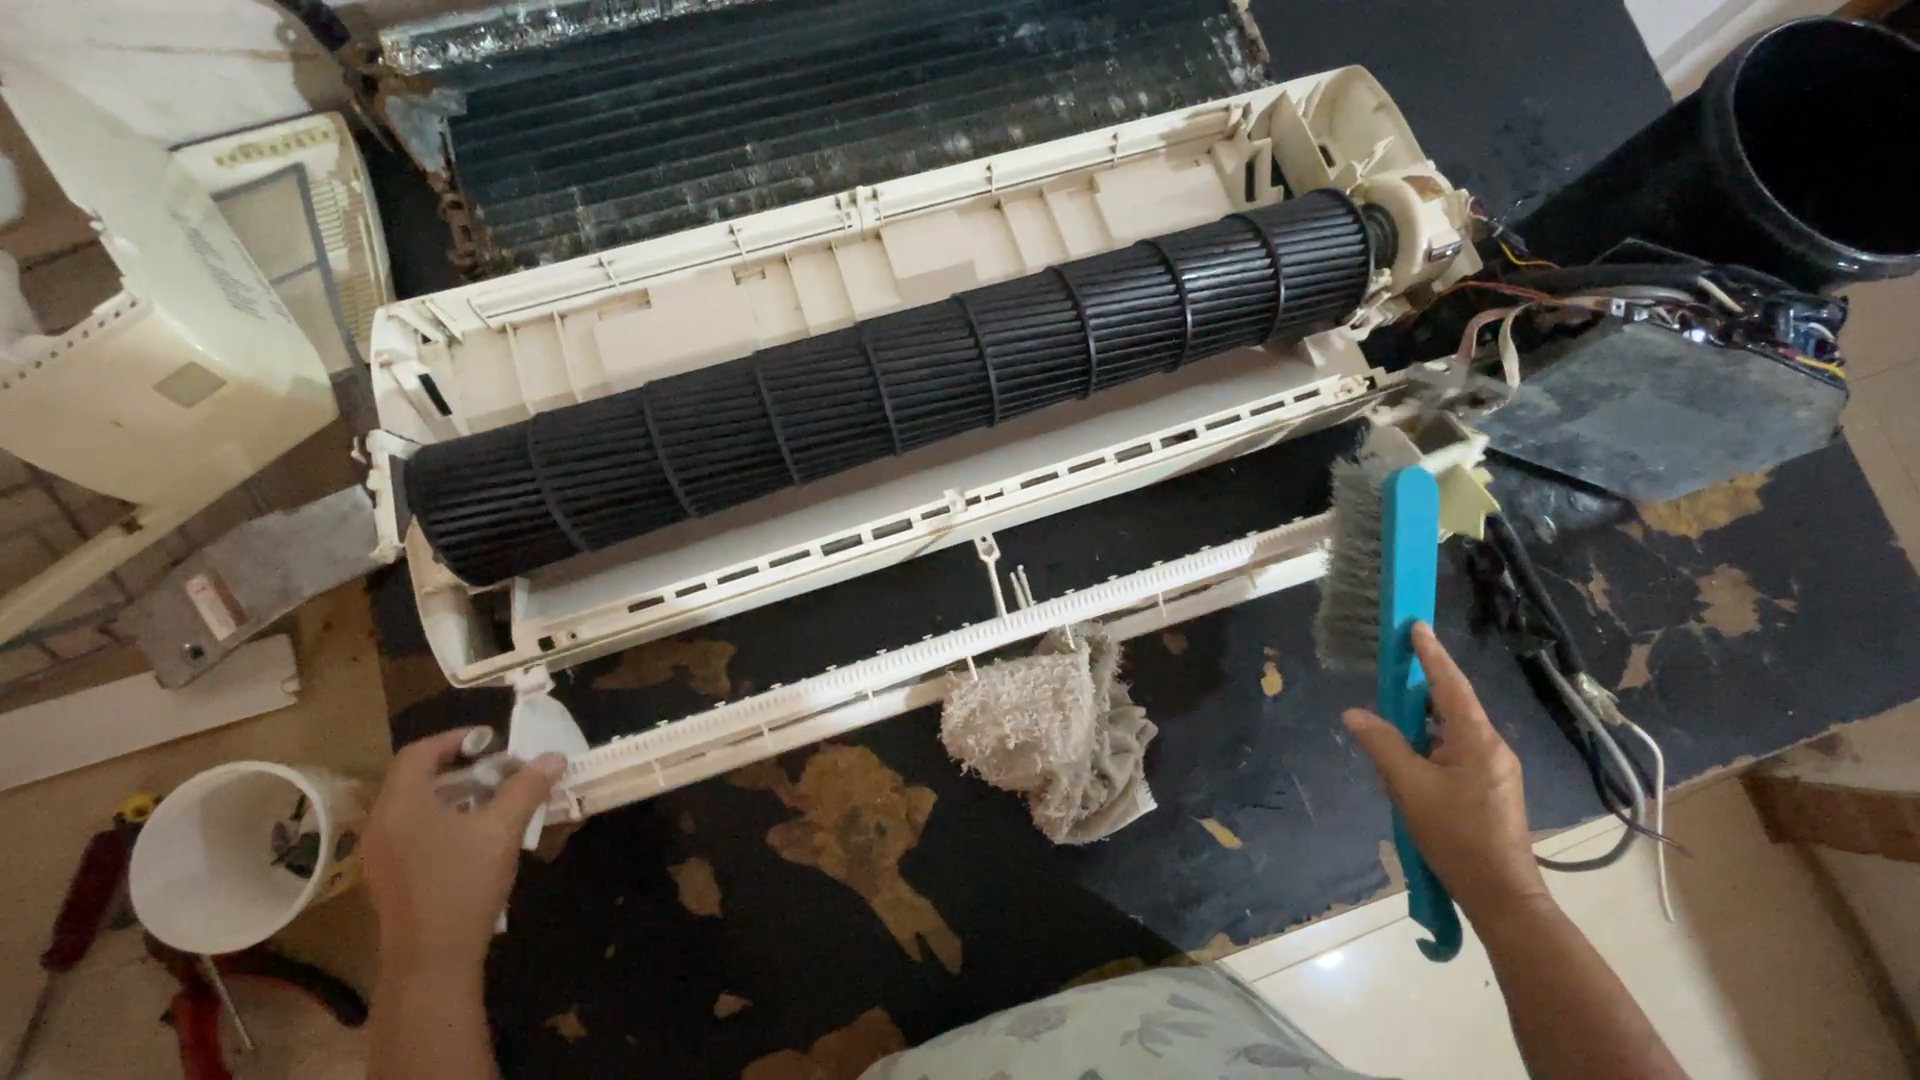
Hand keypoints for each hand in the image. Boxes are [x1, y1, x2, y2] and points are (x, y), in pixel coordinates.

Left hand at [361, 728, 565, 975]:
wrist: (432, 959)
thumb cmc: (463, 885)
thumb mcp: (502, 830)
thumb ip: (527, 788)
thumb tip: (554, 757)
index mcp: (401, 804)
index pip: (419, 752)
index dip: (455, 738)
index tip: (491, 741)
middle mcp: (381, 823)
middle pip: (414, 777)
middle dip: (458, 766)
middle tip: (497, 768)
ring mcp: (380, 853)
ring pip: (413, 805)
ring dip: (451, 793)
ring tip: (491, 798)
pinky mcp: (388, 875)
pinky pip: (410, 829)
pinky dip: (440, 818)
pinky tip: (472, 834)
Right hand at [1342, 623, 1549, 921]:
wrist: (1501, 894)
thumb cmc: (1457, 836)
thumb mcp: (1410, 788)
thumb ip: (1382, 745)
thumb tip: (1355, 714)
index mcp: (1477, 741)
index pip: (1451, 686)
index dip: (1431, 655)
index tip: (1416, 626)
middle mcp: (1491, 748)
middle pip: (1448, 710)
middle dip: (1414, 703)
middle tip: (1387, 691)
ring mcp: (1492, 771)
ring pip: (1446, 738)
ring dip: (1415, 739)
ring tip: (1388, 758)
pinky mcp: (1487, 791)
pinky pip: (1450, 759)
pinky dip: (1424, 758)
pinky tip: (1404, 779)